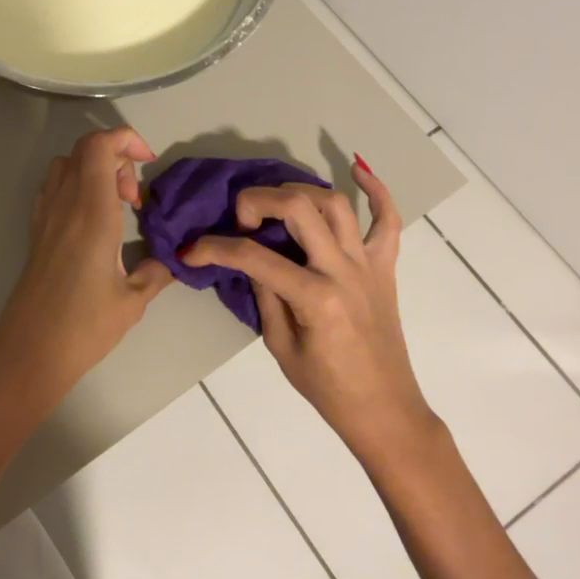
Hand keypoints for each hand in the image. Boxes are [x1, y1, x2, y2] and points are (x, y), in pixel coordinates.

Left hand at [0, 127, 174, 406]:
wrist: (30, 349)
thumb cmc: (84, 326)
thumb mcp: (133, 300)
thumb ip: (156, 270)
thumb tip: (173, 257)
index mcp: (91, 211)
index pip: (99, 146)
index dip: (125, 140)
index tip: (149, 162)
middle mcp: (64, 203)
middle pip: (83, 149)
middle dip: (116, 156)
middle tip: (135, 197)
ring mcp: (45, 214)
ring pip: (66, 164)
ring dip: (94, 170)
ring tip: (116, 207)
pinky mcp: (36, 229)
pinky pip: (54, 187)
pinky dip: (76, 187)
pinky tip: (92, 224)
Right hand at [180, 160, 437, 463]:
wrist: (386, 411)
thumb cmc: (327, 388)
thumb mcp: (280, 345)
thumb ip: (264, 293)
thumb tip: (247, 259)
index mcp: (315, 298)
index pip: (253, 256)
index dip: (214, 248)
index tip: (191, 250)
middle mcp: (343, 271)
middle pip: (299, 207)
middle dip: (259, 200)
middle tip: (242, 219)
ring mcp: (368, 264)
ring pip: (335, 203)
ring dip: (300, 192)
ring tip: (277, 204)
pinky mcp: (385, 266)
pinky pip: (388, 220)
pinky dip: (377, 190)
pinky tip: (357, 167)